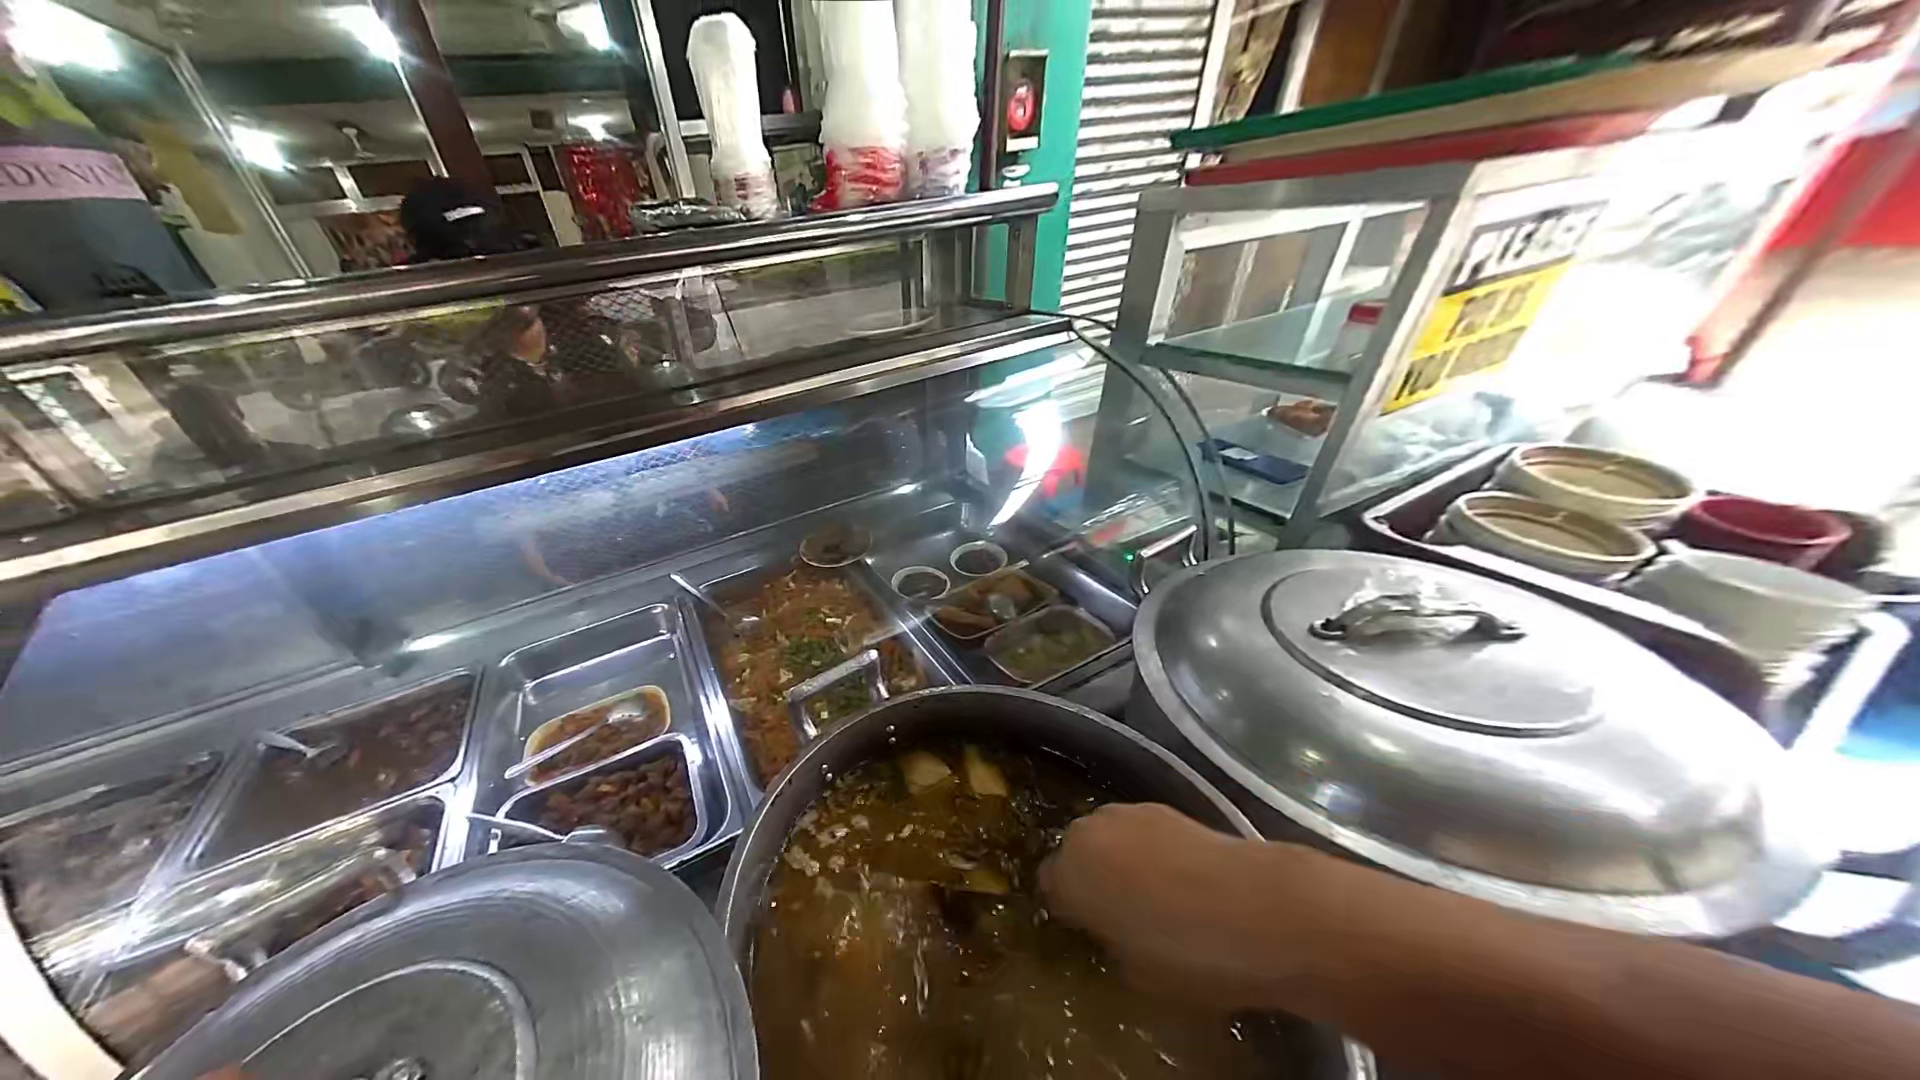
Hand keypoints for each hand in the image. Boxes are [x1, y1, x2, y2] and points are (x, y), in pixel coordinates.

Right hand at [1038, 803, 1333, 1010]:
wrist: (1254, 907)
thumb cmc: (1184, 953)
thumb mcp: (1133, 970)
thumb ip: (1109, 939)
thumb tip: (1114, 927)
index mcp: (1067, 873)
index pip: (1049, 886)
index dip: (1068, 909)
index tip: (1088, 928)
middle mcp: (1087, 831)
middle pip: (1076, 851)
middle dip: (1090, 875)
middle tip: (1117, 909)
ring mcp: (1126, 812)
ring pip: (1108, 835)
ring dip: (1118, 855)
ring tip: (1152, 888)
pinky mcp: (1163, 805)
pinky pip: (1139, 829)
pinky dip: (1148, 846)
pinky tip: (1178, 873)